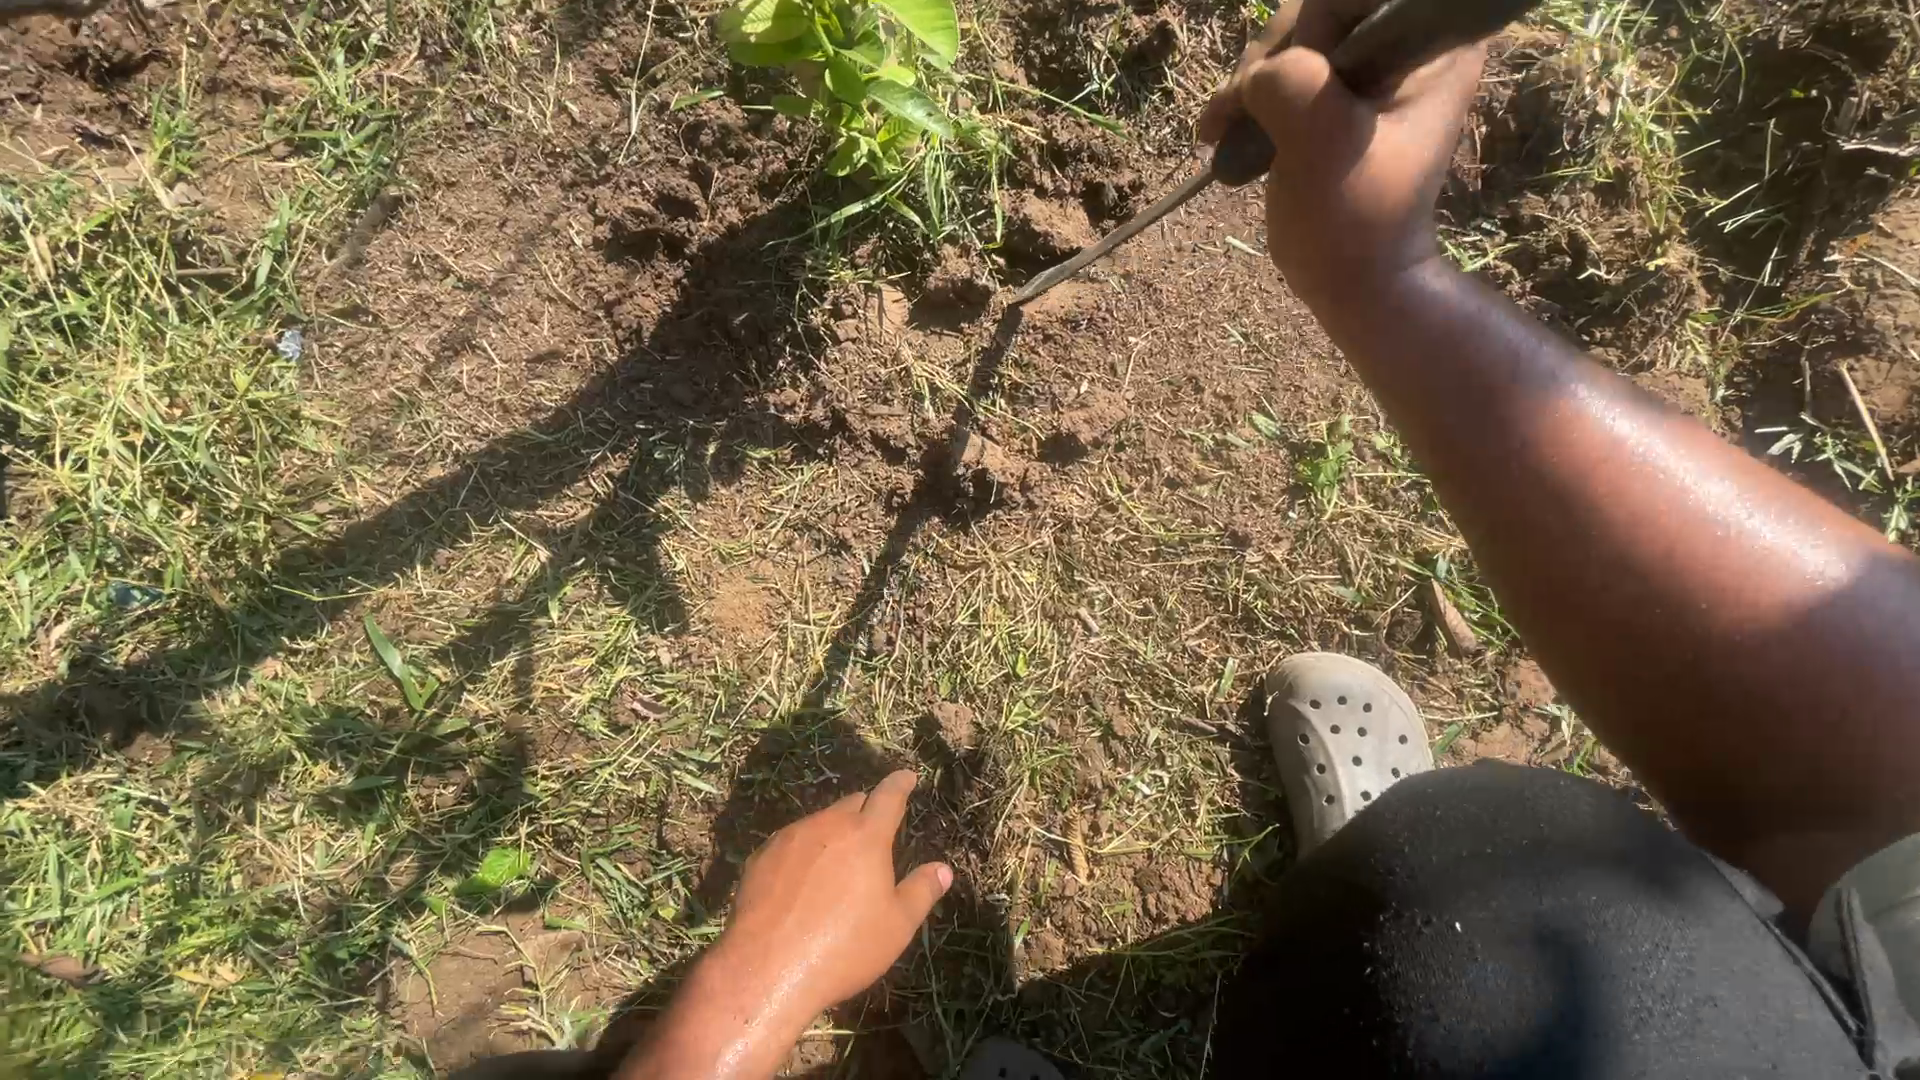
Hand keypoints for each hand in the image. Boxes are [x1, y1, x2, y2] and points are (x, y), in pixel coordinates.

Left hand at [617, 771, 950, 1079]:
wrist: (765, 969)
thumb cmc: (843, 947)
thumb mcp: (896, 926)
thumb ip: (922, 892)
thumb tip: (943, 869)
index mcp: (867, 835)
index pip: (889, 795)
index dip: (901, 783)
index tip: (907, 776)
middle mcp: (828, 824)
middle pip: (853, 804)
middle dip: (867, 811)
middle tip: (874, 834)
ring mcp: (791, 837)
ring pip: (820, 821)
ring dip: (834, 832)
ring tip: (837, 866)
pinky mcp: (762, 855)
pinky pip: (791, 842)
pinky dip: (804, 852)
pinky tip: (802, 883)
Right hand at [1197, 0, 1484, 308]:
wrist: (1349, 277)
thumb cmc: (1349, 222)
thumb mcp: (1321, 146)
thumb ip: (1292, 82)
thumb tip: (1258, 70)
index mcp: (1431, 40)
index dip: (1311, 29)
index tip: (1286, 85)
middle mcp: (1405, 39)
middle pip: (1320, 9)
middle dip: (1273, 59)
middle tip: (1241, 113)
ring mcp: (1367, 67)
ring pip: (1293, 39)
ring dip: (1249, 83)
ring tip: (1224, 131)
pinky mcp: (1335, 94)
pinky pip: (1282, 70)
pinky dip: (1246, 98)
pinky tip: (1222, 130)